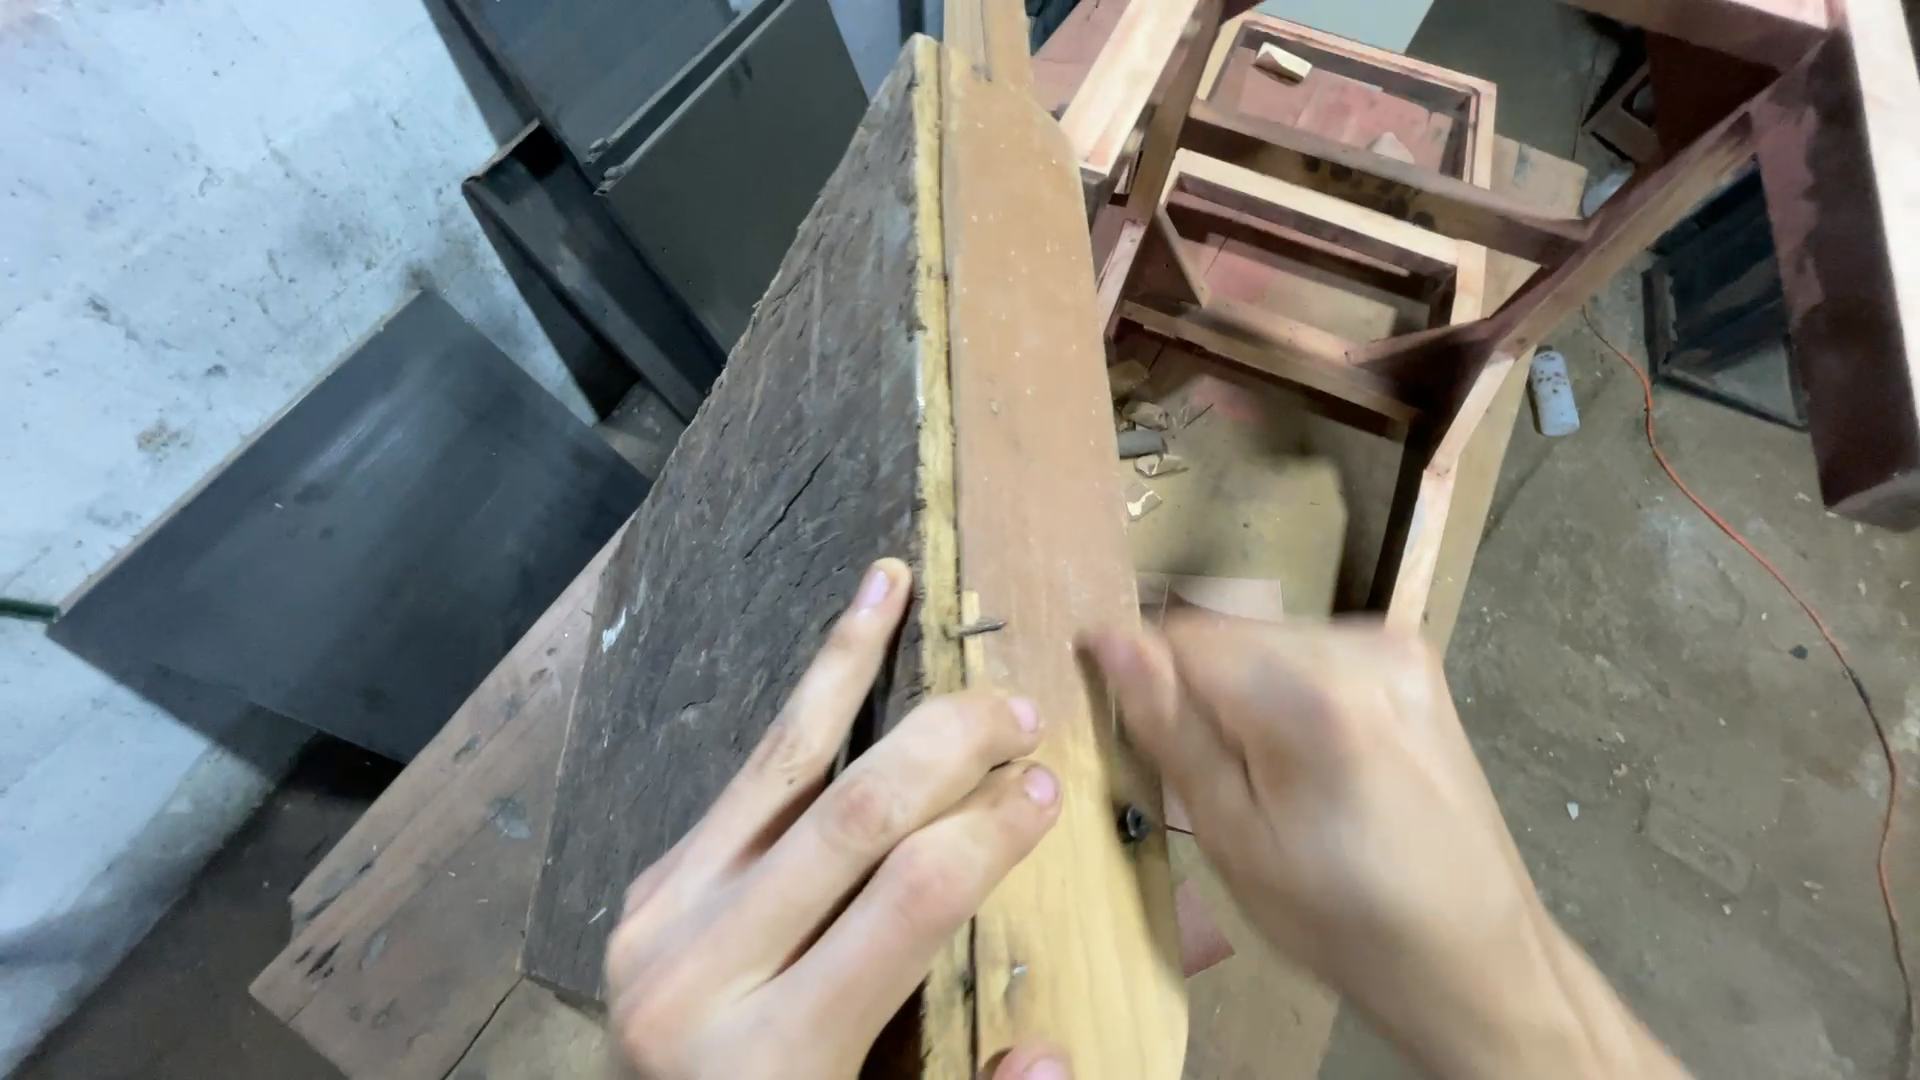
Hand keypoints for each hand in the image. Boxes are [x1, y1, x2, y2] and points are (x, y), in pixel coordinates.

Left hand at [606, 558, 1070, 1079]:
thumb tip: (1052, 1042)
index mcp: (778, 1056)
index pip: (910, 901)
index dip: (989, 833)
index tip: (1045, 788)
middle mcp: (705, 970)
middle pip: (855, 813)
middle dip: (949, 744)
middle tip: (1019, 711)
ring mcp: (665, 908)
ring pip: (788, 755)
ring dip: (853, 659)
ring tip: (897, 585)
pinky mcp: (656, 872)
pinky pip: (754, 764)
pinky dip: (812, 685)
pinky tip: (850, 623)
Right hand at [1086, 615, 1688, 1079]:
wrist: (1475, 956)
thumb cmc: (1337, 918)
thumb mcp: (1229, 835)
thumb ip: (1168, 726)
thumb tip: (1108, 639)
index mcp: (1311, 701)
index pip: (1178, 636)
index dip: (1145, 674)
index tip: (1139, 724)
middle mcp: (1359, 649)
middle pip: (1221, 633)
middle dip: (1196, 687)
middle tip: (1215, 768)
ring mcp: (1392, 646)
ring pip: (1256, 635)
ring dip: (1236, 684)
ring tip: (1264, 762)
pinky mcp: (1407, 654)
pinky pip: (1300, 644)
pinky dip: (1280, 683)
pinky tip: (1306, 744)